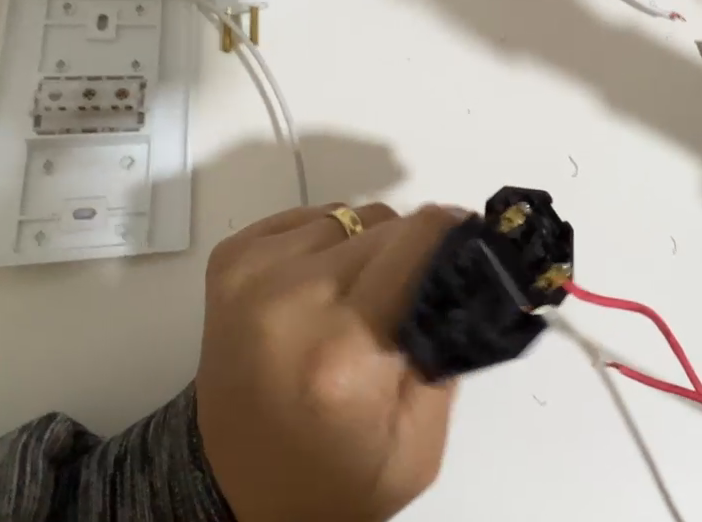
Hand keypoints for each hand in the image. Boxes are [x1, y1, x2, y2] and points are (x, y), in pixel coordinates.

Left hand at [197, 202, 464, 521]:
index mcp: (343, 349)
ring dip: (368, 244)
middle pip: (386, 224)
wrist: (231, 487)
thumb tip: (464, 272)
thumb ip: (446, 350)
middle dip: (413, 248)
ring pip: (351, 215)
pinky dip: (329, 240)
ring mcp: (253, 271)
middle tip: (416, 288)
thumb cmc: (334, 475)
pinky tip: (324, 283)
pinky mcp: (231, 257)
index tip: (470, 245)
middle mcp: (292, 297)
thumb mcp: (417, 445)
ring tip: (362, 294)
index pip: (417, 239)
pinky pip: (310, 216)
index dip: (453, 234)